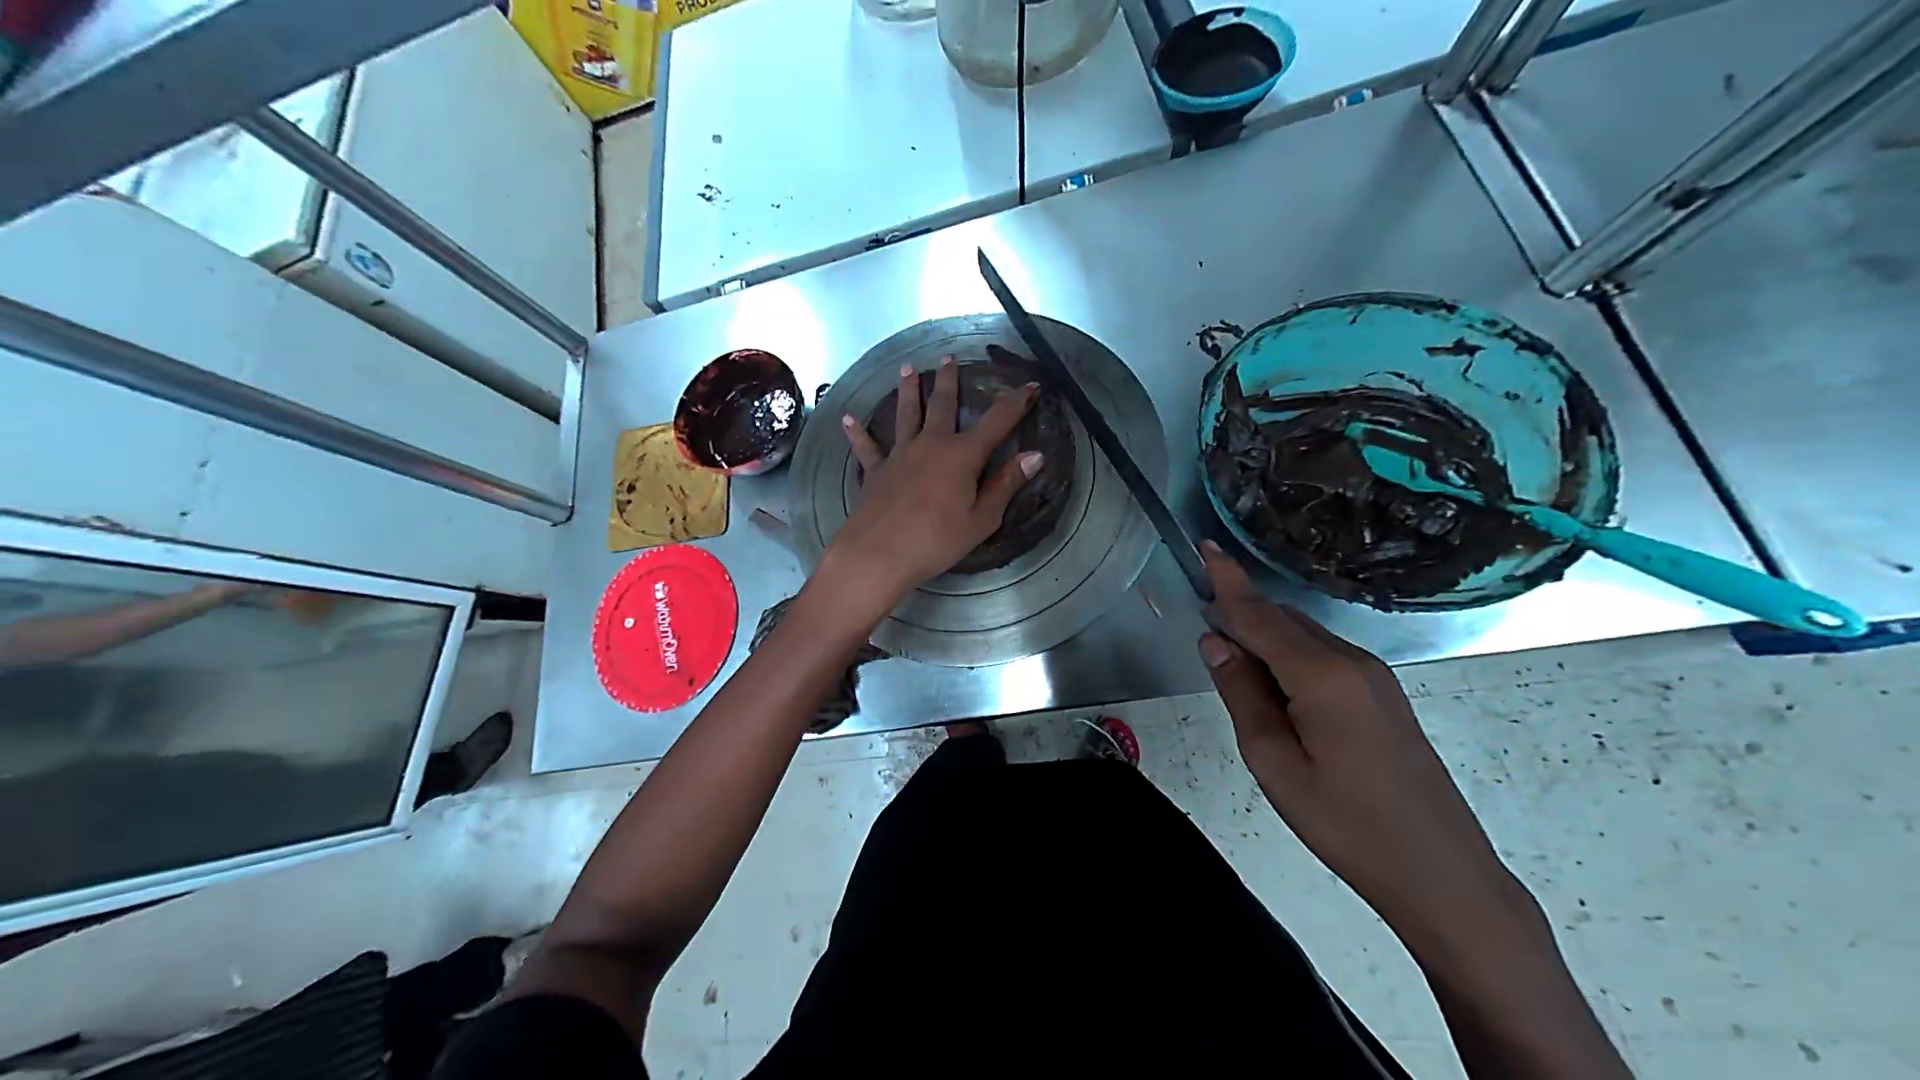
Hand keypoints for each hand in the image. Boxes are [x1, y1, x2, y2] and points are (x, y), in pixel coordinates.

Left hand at [821, 358, 1040, 617]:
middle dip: (949, 380)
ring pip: (905, 415)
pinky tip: (848, 418)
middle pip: (942, 405)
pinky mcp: (876, 471)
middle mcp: (930, 445)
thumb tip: (1035, 455)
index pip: (997, 422)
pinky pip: (867, 447)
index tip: (1030, 386)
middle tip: (949, 358)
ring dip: (907, 390)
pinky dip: (858, 433)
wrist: (879, 554)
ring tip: (907, 368)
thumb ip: (1006, 485)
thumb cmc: (937, 541)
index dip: (1016, 403)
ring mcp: (899, 455)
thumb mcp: (982, 519)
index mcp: (962, 455)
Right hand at [1196, 541, 1540, 955]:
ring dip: (1264, 636)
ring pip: (1303, 635)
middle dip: (1241, 613)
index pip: (1260, 615)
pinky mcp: (1383, 693)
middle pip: (1282, 620)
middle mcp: (1352, 660)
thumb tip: (1215, 641)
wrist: (1442, 873)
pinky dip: (1288, 654)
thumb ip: (1241, 695)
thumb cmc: (1346, 824)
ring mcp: (1374, 675)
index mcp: (1321, 674)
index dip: (1227, 581)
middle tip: (1202, 629)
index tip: (1206, 545)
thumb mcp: (1274, 764)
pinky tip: (1274, 683)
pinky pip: (1323, 654)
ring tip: (1232, 662)